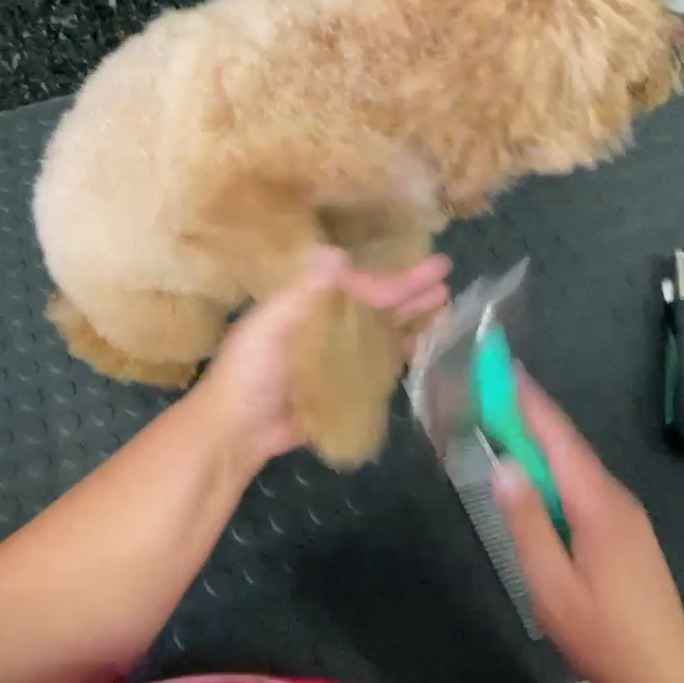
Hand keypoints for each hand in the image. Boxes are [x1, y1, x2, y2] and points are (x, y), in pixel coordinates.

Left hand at [189, 247, 450, 463]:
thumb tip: (338, 253)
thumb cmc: (248, 371)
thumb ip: (305, 293)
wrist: (235, 429)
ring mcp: (333, 359)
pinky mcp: (340, 389)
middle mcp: (322, 326)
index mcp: (304, 304)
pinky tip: (421, 346)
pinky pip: (375, 367)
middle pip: (373, 306)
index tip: (430, 268)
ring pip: (379, 333)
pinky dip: (397, 355)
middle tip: (447, 279)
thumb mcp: (270, 324)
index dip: (394, 279)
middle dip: (409, 293)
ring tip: (444, 308)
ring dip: (409, 320)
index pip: (358, 287)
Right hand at [493, 379, 683, 682]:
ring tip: (495, 419)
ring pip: (572, 460)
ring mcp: (624, 510)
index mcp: (596, 505)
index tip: (497, 366)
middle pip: (564, 442)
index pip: (556, 436)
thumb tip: (502, 464)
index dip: (526, 399)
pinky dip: (549, 460)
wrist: (664, 677)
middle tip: (483, 389)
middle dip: (524, 411)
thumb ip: (526, 523)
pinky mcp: (624, 525)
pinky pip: (580, 478)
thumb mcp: (551, 584)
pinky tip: (528, 466)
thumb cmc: (601, 631)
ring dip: (535, 436)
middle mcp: (614, 496)